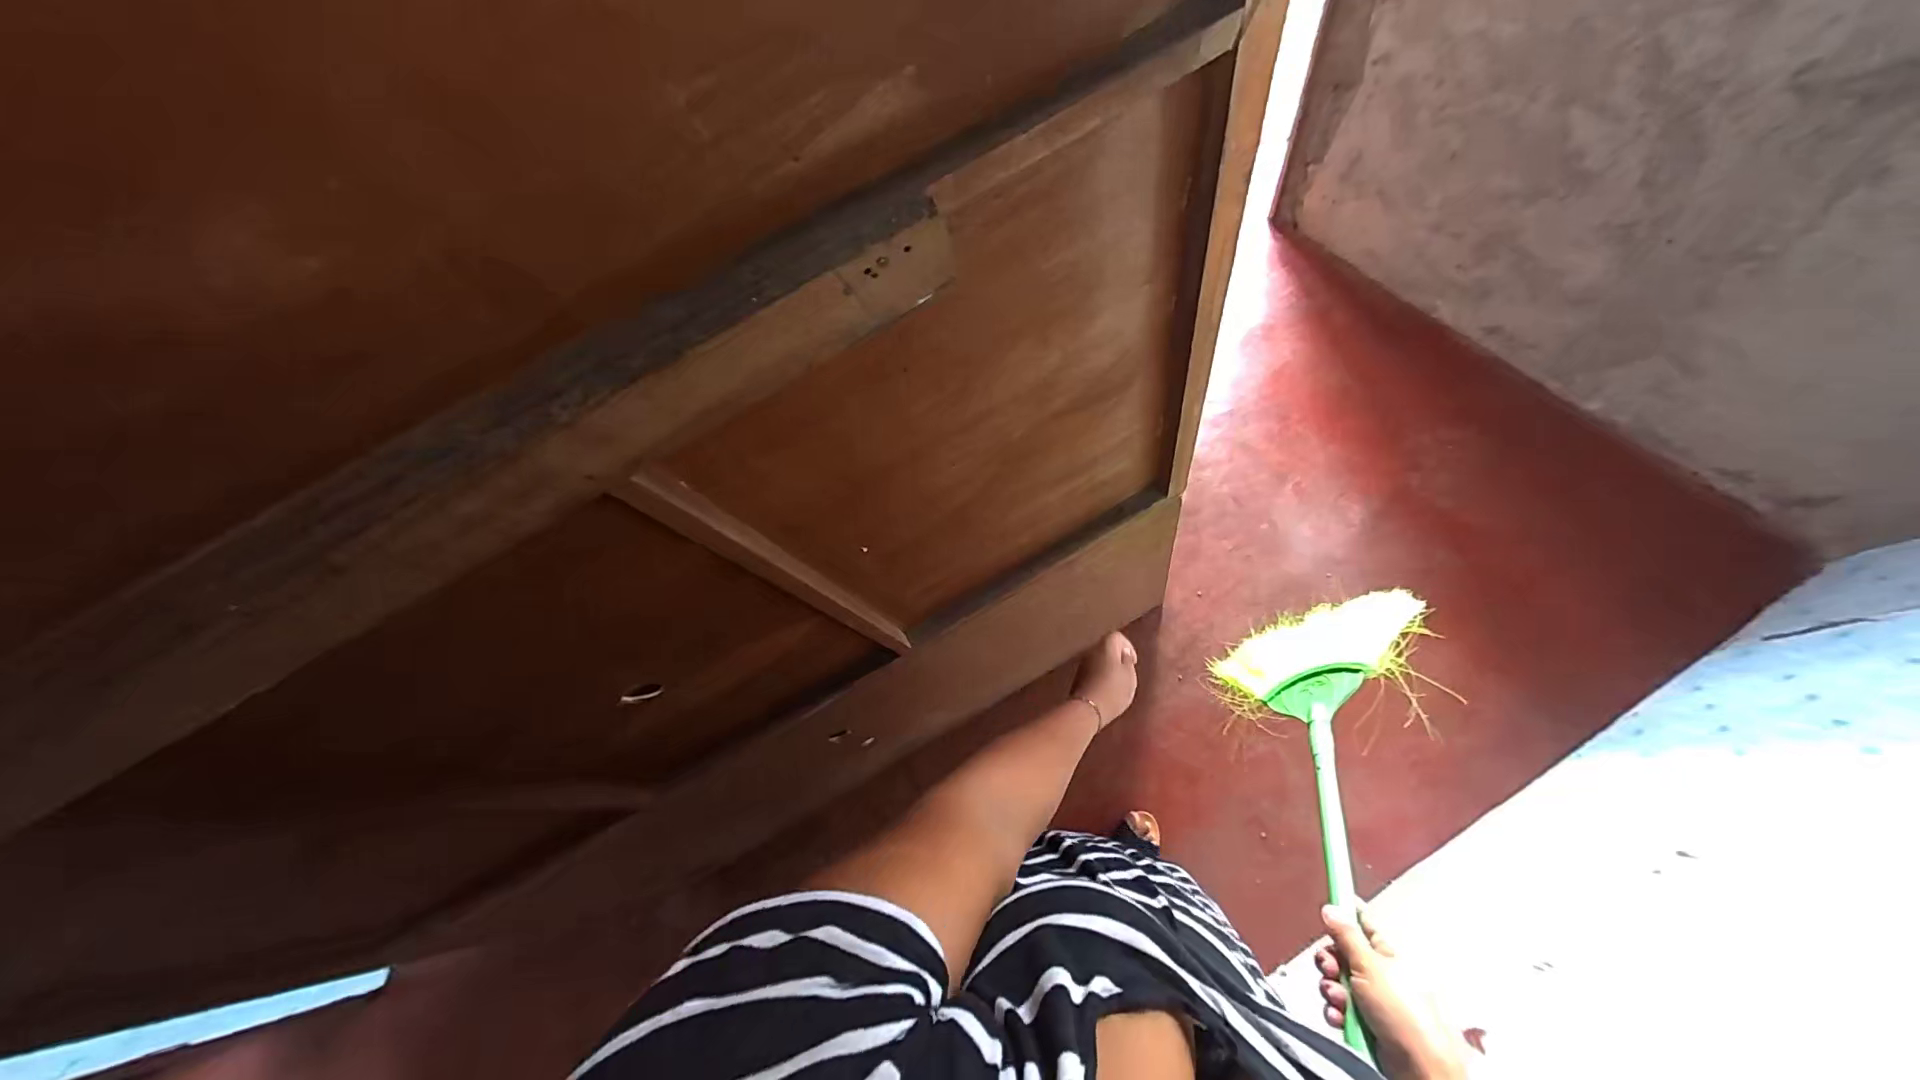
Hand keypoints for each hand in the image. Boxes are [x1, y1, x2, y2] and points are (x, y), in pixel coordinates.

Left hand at [1069, 631, 1137, 728]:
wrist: (1087, 709)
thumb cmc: (1114, 690)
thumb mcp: (1129, 676)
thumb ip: (1128, 662)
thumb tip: (1124, 653)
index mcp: (1105, 646)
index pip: (1117, 636)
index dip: (1128, 646)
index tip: (1133, 662)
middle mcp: (1091, 651)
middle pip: (1106, 647)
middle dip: (1117, 657)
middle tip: (1126, 672)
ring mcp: (1082, 664)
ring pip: (1098, 660)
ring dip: (1108, 667)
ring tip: (1117, 683)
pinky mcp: (1077, 678)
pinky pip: (1092, 671)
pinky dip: (1100, 676)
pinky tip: (1106, 690)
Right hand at [1317, 905, 1469, 1079]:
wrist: (1418, 1068)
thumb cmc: (1404, 1014)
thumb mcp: (1370, 966)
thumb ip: (1347, 936)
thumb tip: (1332, 907)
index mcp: (1387, 955)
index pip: (1363, 925)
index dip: (1347, 915)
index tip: (1331, 906)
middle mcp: (1379, 974)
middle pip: (1341, 954)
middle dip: (1329, 962)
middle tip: (1330, 969)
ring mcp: (1373, 999)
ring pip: (1337, 982)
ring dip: (1332, 990)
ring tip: (1340, 1002)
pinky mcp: (1366, 1022)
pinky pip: (1340, 1008)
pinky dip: (1337, 1012)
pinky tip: (1341, 1018)